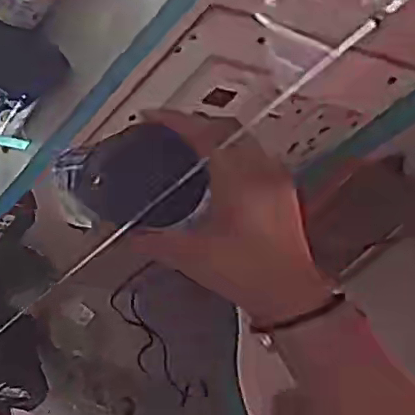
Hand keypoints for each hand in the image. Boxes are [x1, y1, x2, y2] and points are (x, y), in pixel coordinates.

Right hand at [129, 111, 335, 325]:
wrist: (291, 297)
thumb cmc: (244, 273)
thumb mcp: (188, 256)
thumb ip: (151, 240)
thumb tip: (123, 233)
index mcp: (239, 181)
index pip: (206, 134)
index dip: (175, 121)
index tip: (150, 117)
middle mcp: (262, 172)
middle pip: (227, 128)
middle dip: (194, 121)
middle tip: (164, 128)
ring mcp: (276, 179)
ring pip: (242, 139)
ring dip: (212, 134)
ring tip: (184, 142)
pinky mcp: (281, 191)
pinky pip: (252, 154)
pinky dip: (227, 150)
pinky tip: (210, 166)